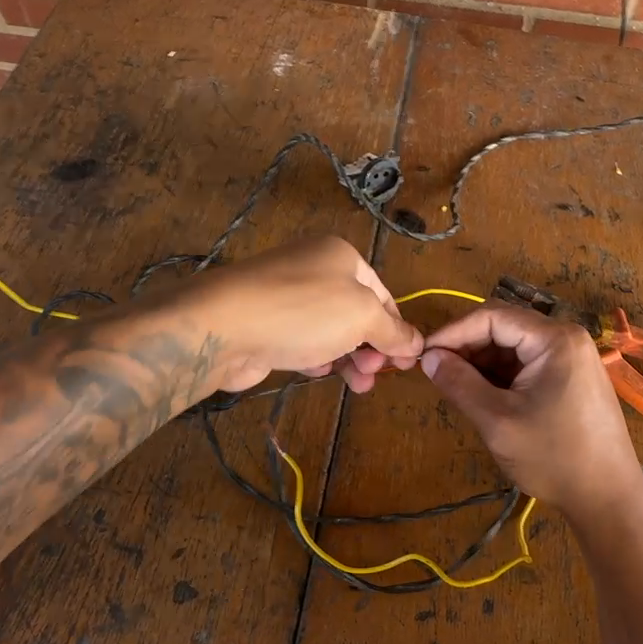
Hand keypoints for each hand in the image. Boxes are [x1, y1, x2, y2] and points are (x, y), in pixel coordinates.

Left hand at [187, 236, 424, 393]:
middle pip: (358, 314)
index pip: (384, 294)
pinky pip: (303, 341)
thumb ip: (393, 330)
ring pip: (331, 331)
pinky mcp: (267, 324)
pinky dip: (317, 357)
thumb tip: (418, 343)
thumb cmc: (304, 312)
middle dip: (372, 348)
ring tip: (357, 386)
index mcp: (342, 257)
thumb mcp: (362, 316)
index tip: (406, 363)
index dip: (398, 329)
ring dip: (349, 359)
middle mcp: (315, 270)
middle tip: (375, 376)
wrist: (223, 326)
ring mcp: (287, 296)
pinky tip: (319, 373)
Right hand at [420, 303, 642, 517]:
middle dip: (467, 347)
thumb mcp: (497, 421)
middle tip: (435, 373)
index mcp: (554, 339)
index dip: (453, 332)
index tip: (423, 355)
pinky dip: (501, 376)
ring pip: (514, 347)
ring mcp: (572, 358)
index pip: (492, 316)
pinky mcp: (572, 378)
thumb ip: (459, 384)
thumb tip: (427, 357)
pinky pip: (528, 364)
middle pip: (504, 327)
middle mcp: (566, 338)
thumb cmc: (553, 458)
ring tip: (456, 389)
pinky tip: (483, 397)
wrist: (607, 497)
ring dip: (482, 364)